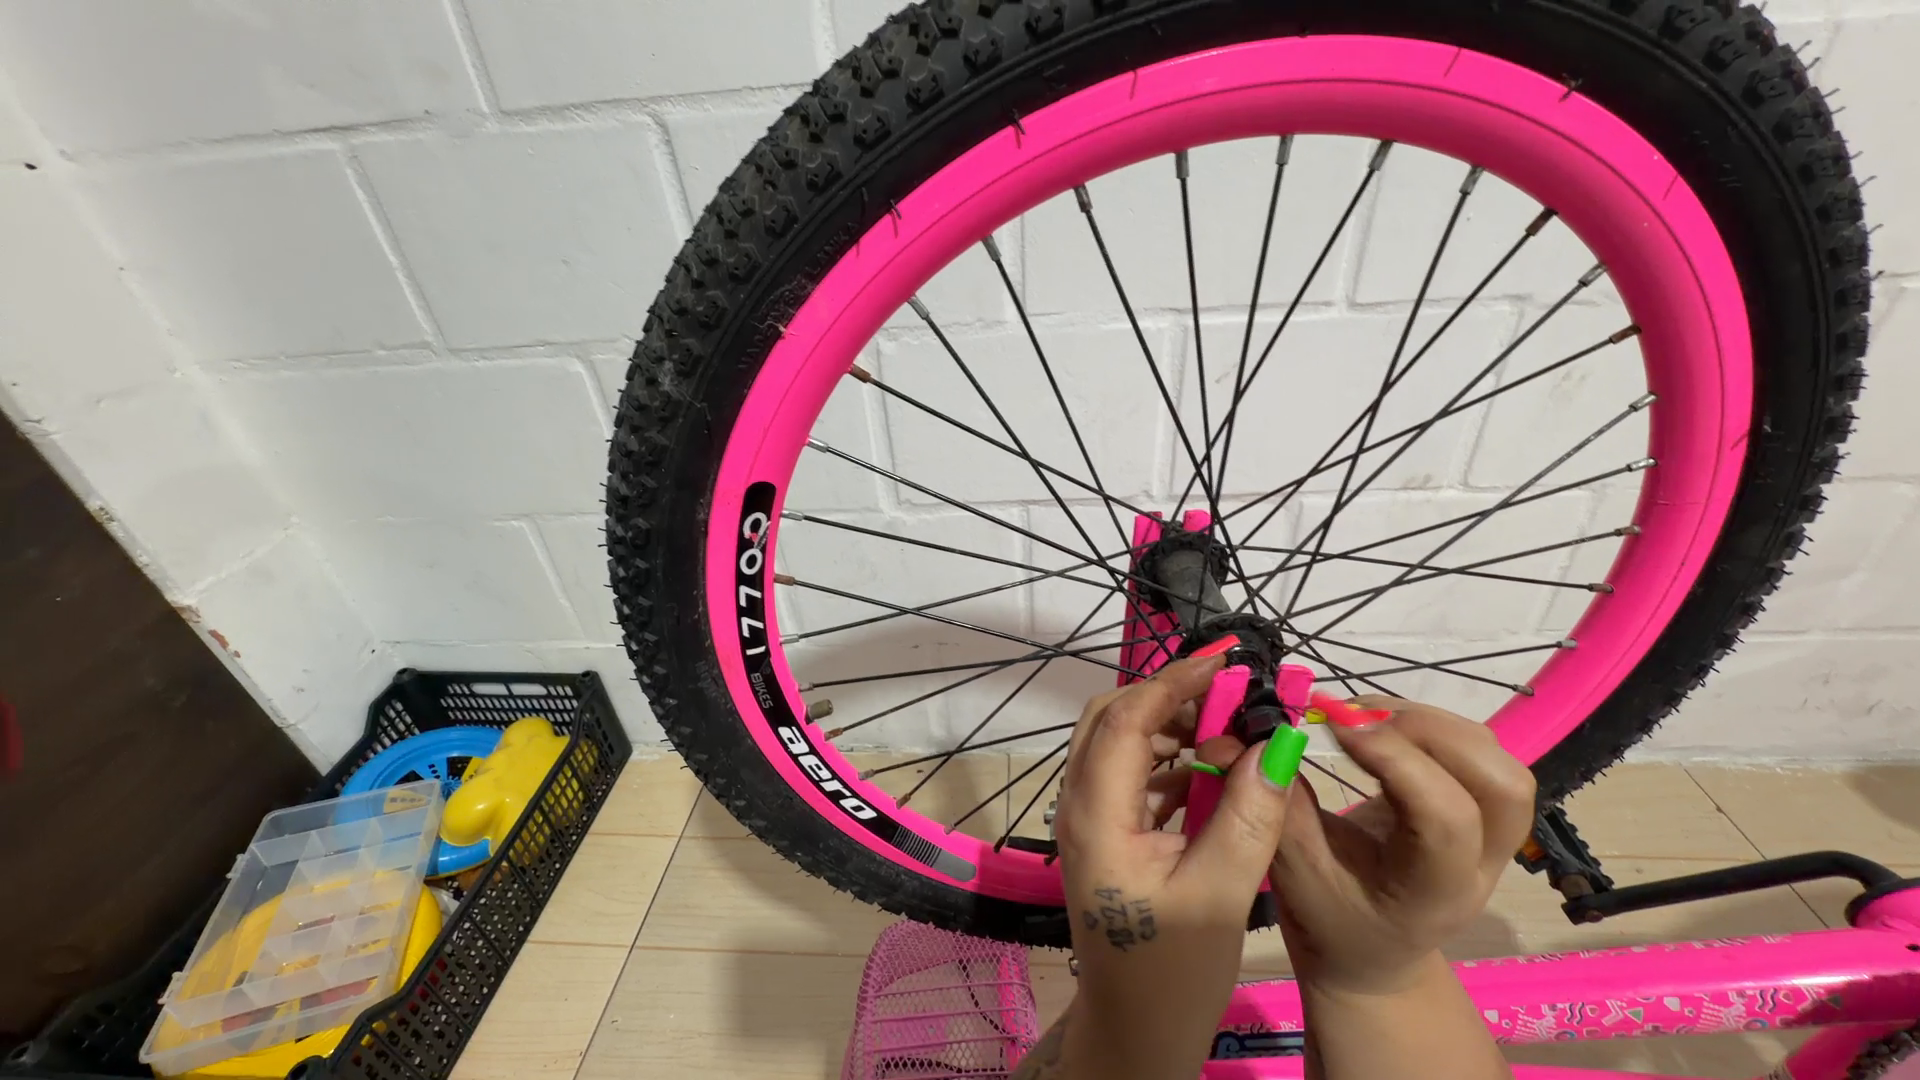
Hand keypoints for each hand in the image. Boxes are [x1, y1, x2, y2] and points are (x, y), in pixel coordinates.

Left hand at [1046, 654, 1298, 1079]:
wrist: (1134, 1028)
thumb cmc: (1172, 971)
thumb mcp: (1221, 893)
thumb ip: (1247, 814)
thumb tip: (1277, 742)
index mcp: (1095, 813)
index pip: (1125, 720)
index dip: (1174, 682)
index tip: (1226, 660)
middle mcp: (1079, 802)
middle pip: (1112, 718)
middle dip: (1169, 697)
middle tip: (1231, 695)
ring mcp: (1088, 814)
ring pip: (1119, 740)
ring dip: (1170, 725)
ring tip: (1231, 729)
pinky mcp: (1105, 828)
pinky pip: (1131, 771)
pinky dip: (1169, 757)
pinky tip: (1212, 768)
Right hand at [1263, 697, 1535, 997]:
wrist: (1370, 957)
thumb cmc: (1329, 922)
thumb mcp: (1293, 875)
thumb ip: (1282, 810)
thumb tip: (1270, 741)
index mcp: (1435, 892)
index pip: (1446, 817)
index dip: (1395, 758)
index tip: (1331, 723)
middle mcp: (1481, 865)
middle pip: (1500, 783)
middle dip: (1428, 731)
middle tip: (1354, 716)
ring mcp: (1490, 837)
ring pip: (1496, 760)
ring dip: (1430, 721)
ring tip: (1362, 714)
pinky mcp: (1477, 810)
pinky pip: (1476, 753)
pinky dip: (1429, 724)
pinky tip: (1379, 724)